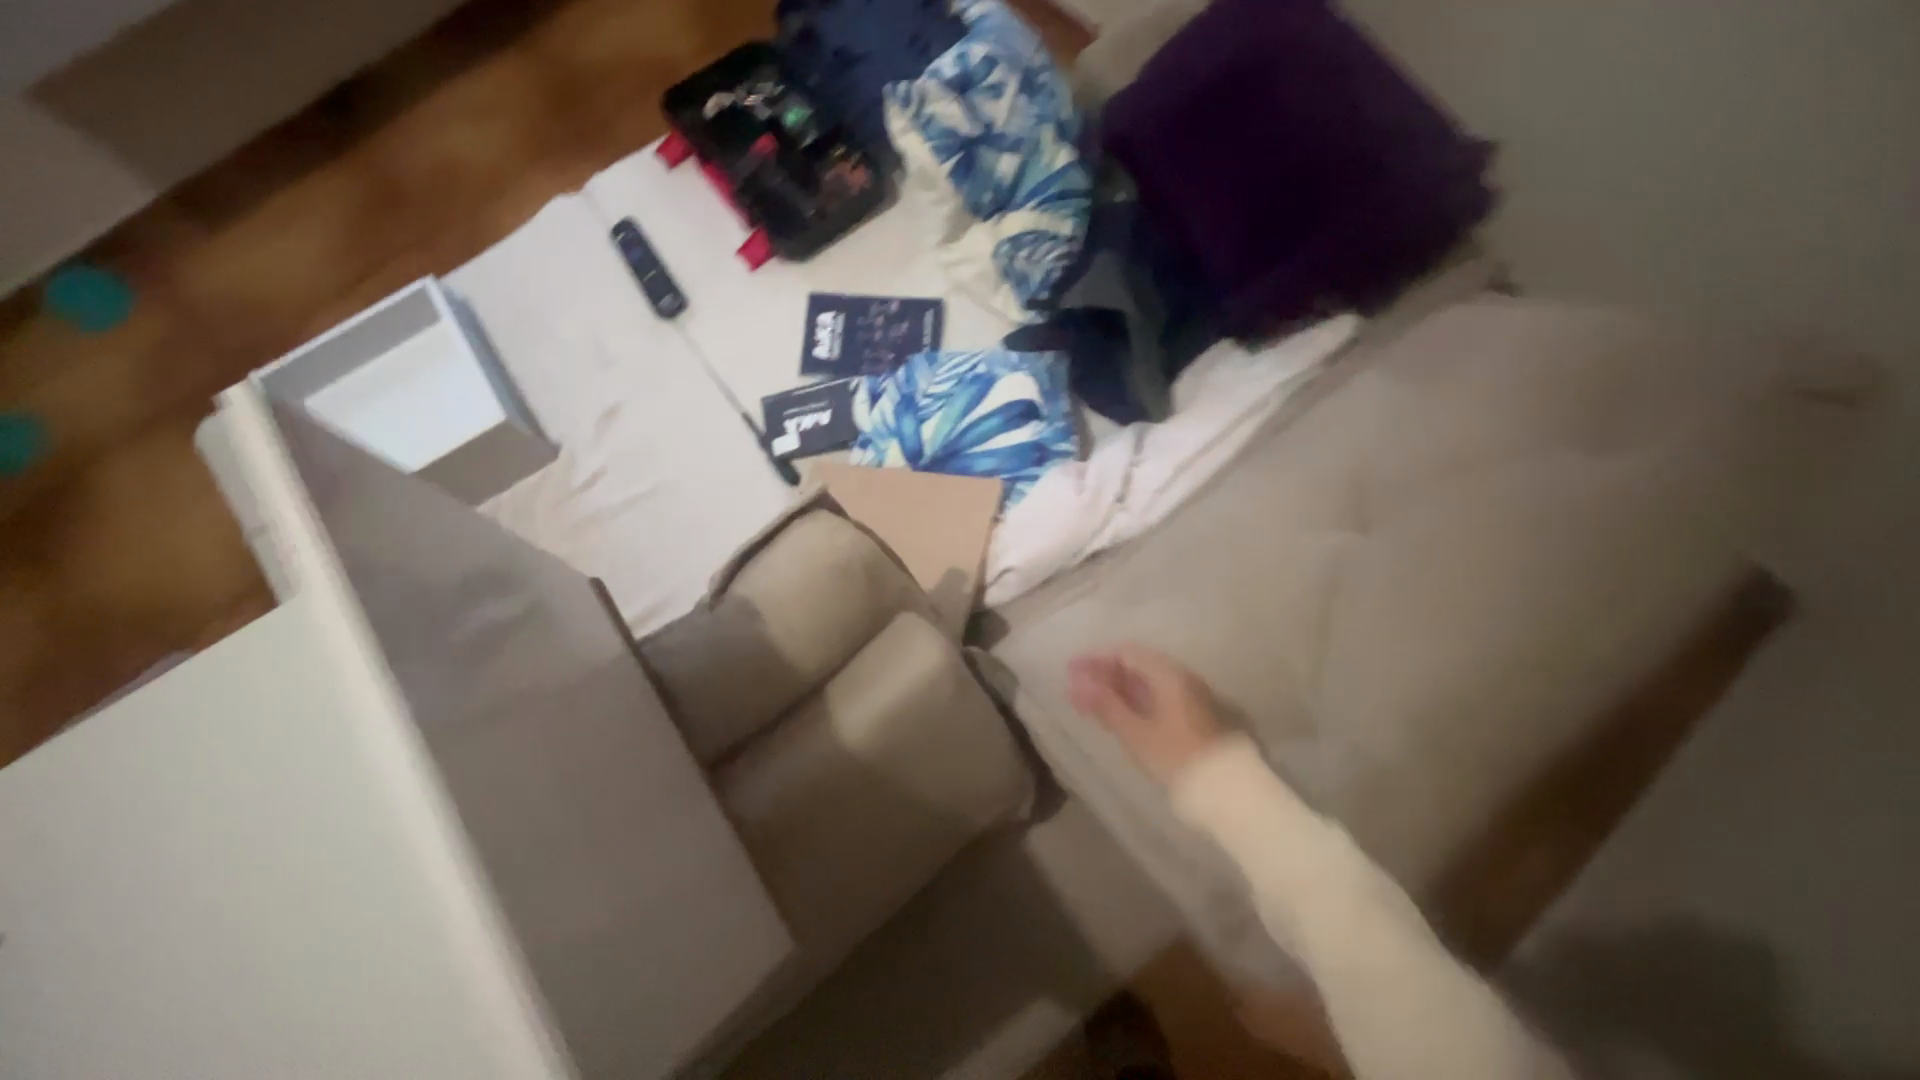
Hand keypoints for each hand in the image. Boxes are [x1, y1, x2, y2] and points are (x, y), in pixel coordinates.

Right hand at [1067, 644, 1225, 783]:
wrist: (1227, 789)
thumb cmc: (1177, 757)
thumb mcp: (1136, 733)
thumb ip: (1105, 705)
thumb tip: (1077, 684)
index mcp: (1168, 675)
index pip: (1127, 653)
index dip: (1096, 659)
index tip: (1071, 670)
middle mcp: (1182, 679)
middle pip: (1138, 667)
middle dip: (1105, 674)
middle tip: (1076, 687)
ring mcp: (1192, 698)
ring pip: (1148, 685)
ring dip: (1118, 690)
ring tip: (1091, 703)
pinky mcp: (1196, 719)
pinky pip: (1158, 699)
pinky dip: (1134, 703)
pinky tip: (1119, 716)